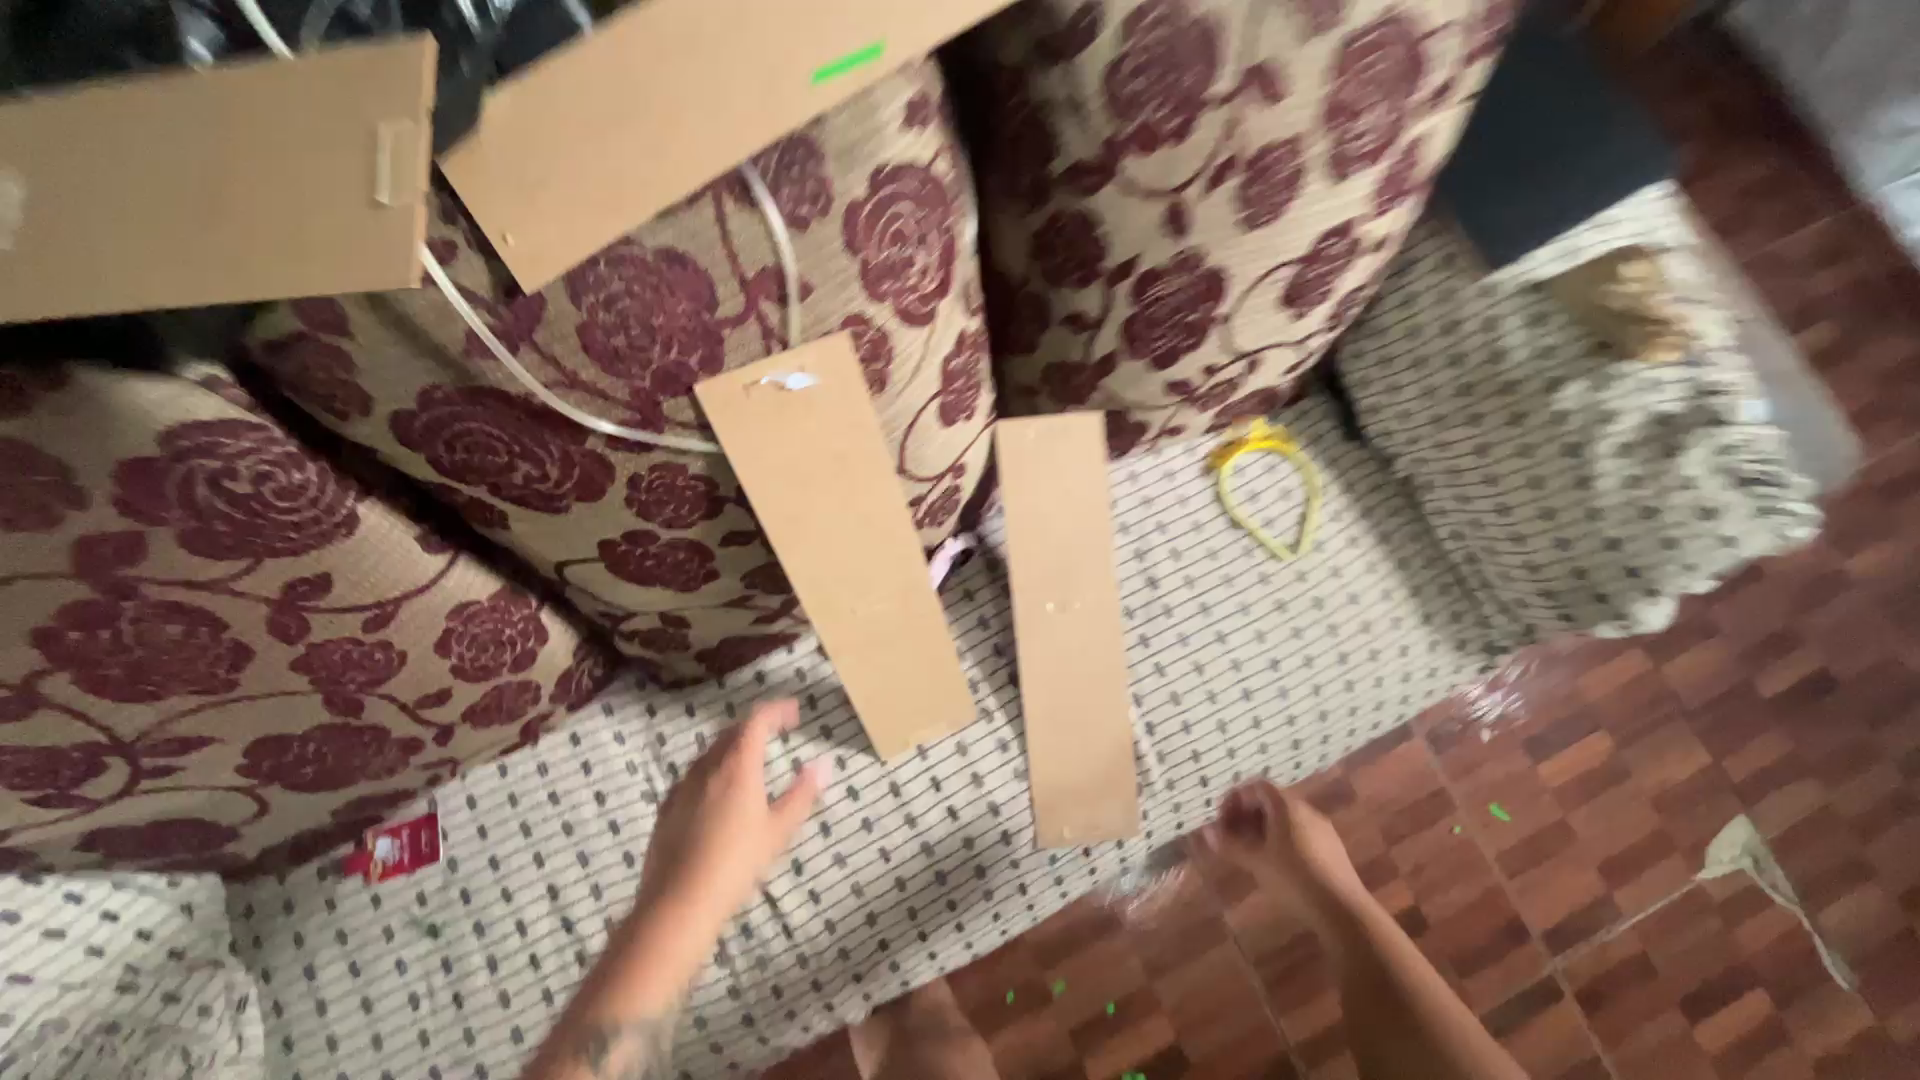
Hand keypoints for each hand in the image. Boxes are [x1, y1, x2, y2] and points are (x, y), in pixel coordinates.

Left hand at [638, 699, 827, 934]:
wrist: (678, 903)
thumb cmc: (736, 864)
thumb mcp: (778, 831)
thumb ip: (801, 795)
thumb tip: (822, 765)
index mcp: (737, 767)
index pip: (756, 721)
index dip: (777, 711)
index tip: (795, 712)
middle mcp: (707, 768)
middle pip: (732, 733)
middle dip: (756, 726)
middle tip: (777, 731)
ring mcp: (682, 787)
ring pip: (711, 753)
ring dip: (733, 747)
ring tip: (752, 760)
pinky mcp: (667, 809)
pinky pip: (694, 775)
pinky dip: (714, 770)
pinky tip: (719, 792)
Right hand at [1198, 780, 1366, 922]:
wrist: (1343, 910)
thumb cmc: (1294, 879)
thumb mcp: (1256, 861)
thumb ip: (1229, 844)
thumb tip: (1206, 831)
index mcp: (1287, 806)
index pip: (1256, 786)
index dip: (1235, 799)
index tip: (1222, 821)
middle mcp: (1305, 809)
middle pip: (1270, 801)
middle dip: (1246, 815)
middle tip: (1232, 838)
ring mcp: (1321, 828)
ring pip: (1285, 818)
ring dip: (1263, 829)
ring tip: (1251, 853)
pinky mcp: (1331, 847)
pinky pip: (1299, 832)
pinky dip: (1280, 839)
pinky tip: (1276, 864)